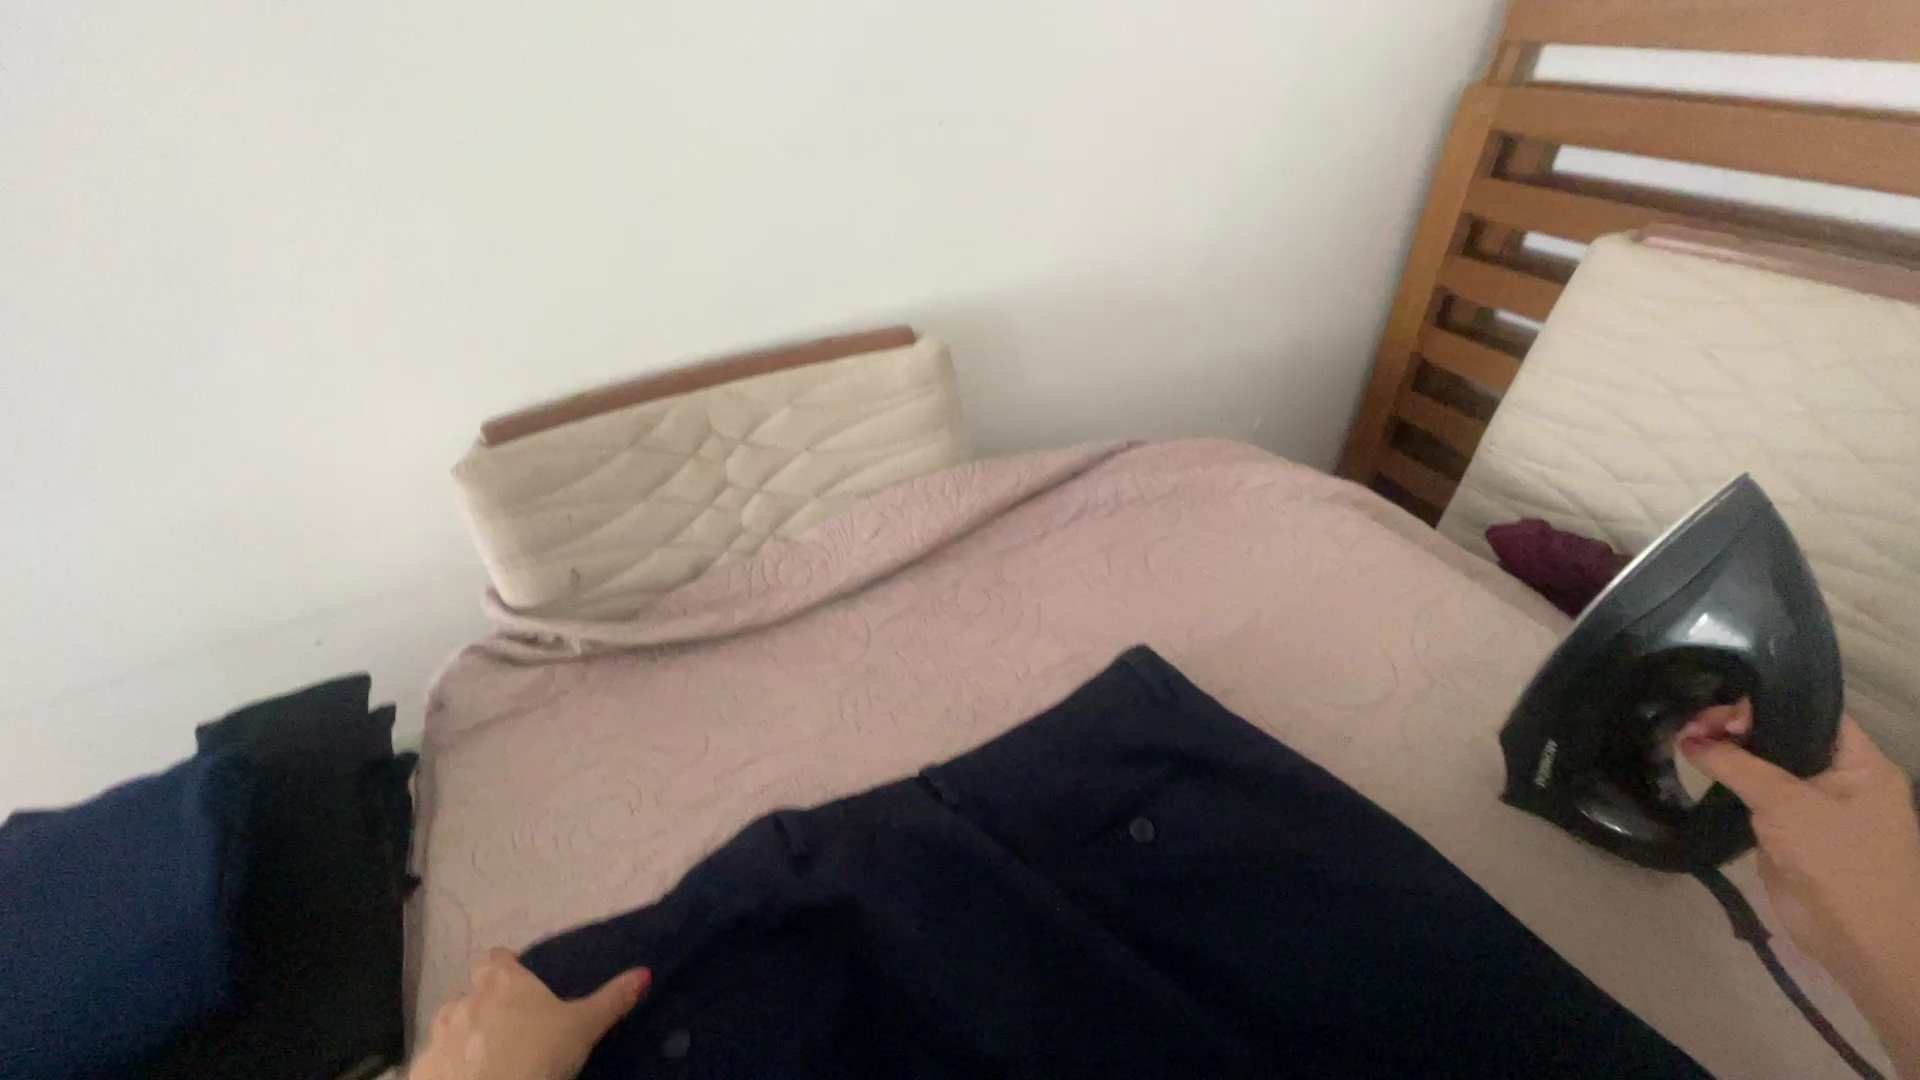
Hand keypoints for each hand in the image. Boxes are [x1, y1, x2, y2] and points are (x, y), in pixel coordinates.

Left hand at [410, 950, 649, 1079]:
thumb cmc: (536, 1058)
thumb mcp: (583, 1028)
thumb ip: (612, 998)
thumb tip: (645, 972)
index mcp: (499, 982)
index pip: (494, 958)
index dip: (505, 966)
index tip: (520, 981)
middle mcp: (461, 1004)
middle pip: (469, 995)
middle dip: (484, 1008)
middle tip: (512, 1029)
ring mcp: (433, 1044)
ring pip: (448, 1034)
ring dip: (463, 1043)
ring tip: (490, 1065)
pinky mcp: (417, 1079)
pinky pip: (433, 1070)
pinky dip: (447, 1076)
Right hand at [1682, 708, 1919, 1078]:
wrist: (1859, 935)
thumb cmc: (1838, 858)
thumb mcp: (1783, 801)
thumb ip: (1733, 763)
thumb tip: (1688, 739)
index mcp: (1860, 765)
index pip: (1810, 713)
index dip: (1763, 705)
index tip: (1717, 718)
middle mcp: (1840, 778)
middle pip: (1781, 734)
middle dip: (1734, 727)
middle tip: (1689, 732)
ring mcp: (1814, 803)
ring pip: (1763, 762)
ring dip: (1726, 752)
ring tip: (1685, 747)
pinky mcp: (1789, 827)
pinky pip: (1754, 791)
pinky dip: (1727, 778)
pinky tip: (1698, 770)